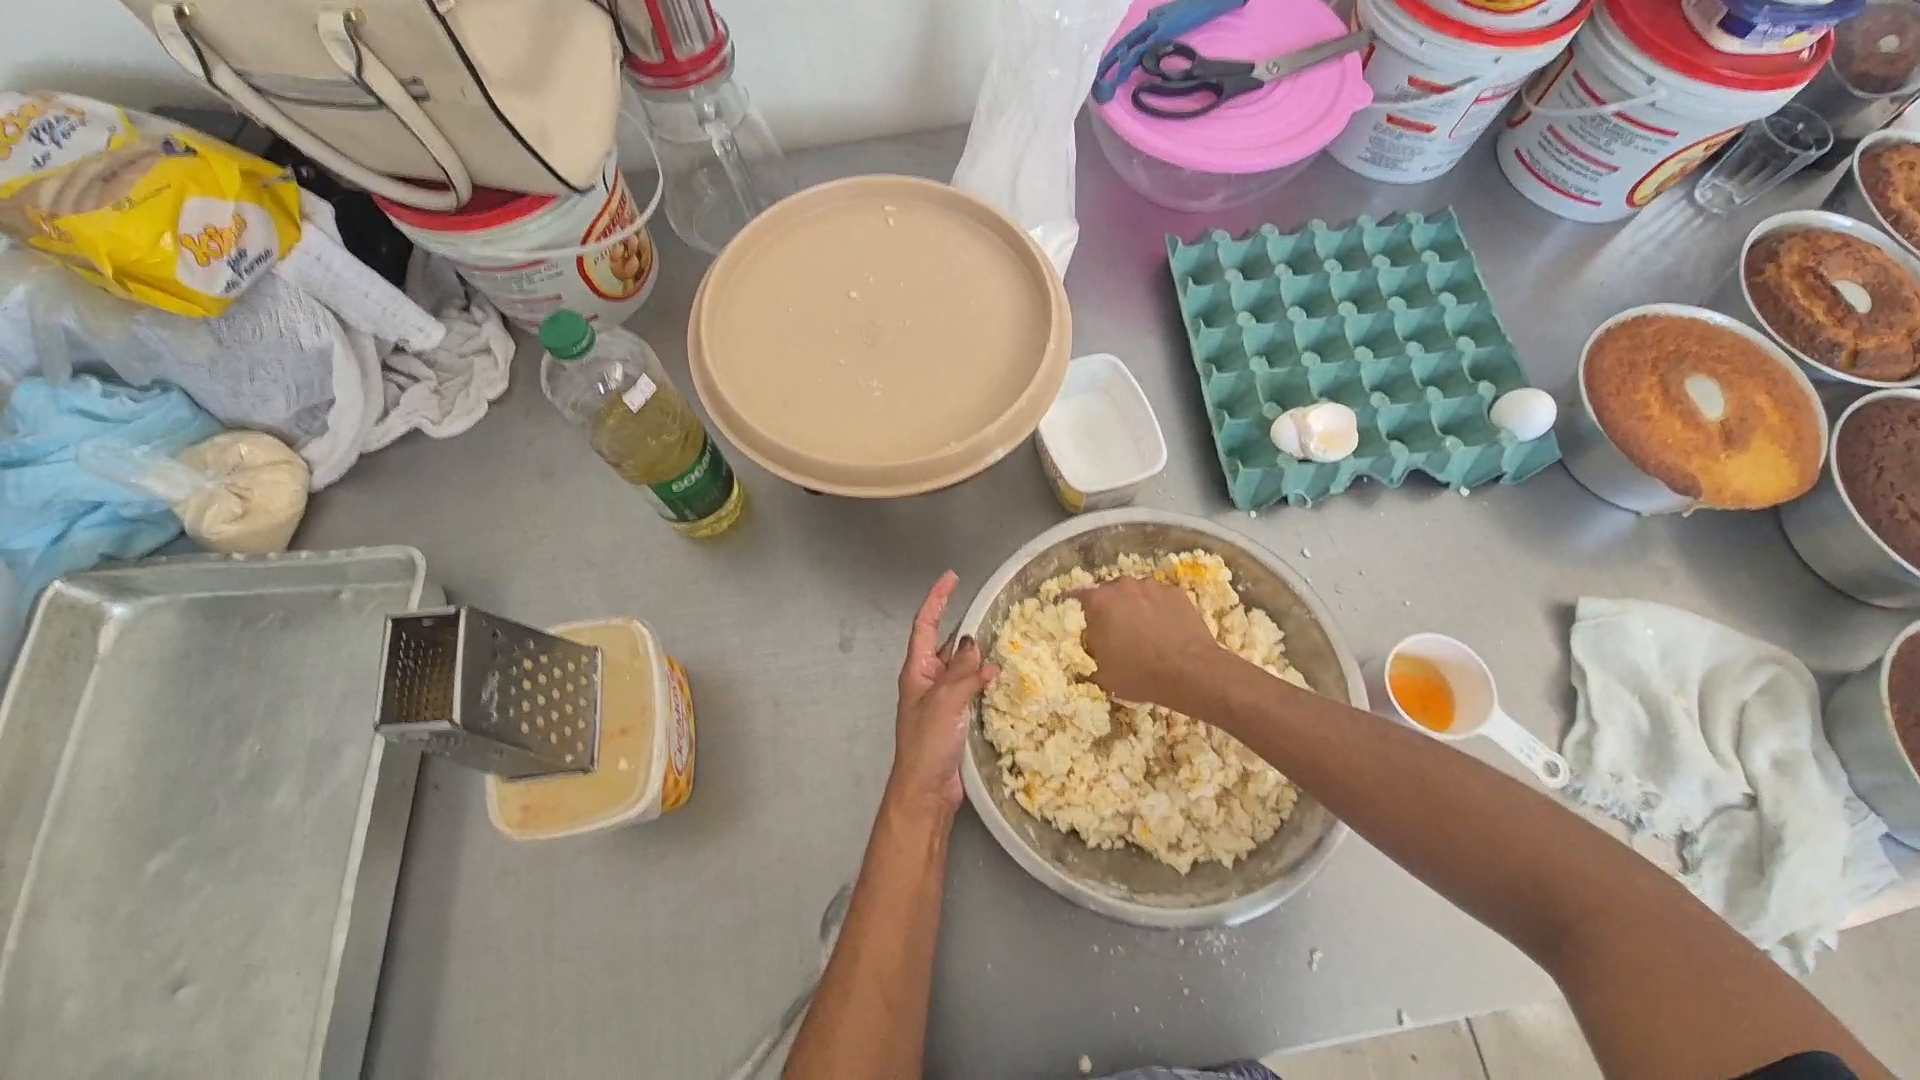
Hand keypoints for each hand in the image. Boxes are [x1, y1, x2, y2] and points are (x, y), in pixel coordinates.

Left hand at [889, 572, 999, 814]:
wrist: (927, 790)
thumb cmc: (927, 744)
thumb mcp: (944, 702)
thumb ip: (961, 672)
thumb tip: (975, 645)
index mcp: (916, 671)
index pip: (925, 625)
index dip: (937, 600)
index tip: (952, 578)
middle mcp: (928, 680)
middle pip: (946, 643)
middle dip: (964, 627)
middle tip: (990, 610)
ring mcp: (943, 699)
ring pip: (962, 666)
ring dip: (978, 654)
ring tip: (1003, 639)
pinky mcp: (957, 716)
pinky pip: (972, 688)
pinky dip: (985, 679)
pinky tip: (1001, 676)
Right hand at [1074, 577, 1228, 710]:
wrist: (1190, 672)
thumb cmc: (1139, 675)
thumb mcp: (1102, 675)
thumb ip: (1089, 658)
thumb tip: (1086, 658)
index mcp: (1097, 602)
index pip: (1073, 597)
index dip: (1071, 607)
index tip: (1073, 618)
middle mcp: (1122, 586)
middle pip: (1106, 592)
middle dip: (1106, 608)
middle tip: (1111, 629)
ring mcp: (1151, 586)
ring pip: (1134, 592)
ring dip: (1133, 606)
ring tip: (1141, 629)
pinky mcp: (1176, 592)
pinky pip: (1158, 597)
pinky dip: (1156, 608)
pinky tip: (1163, 628)